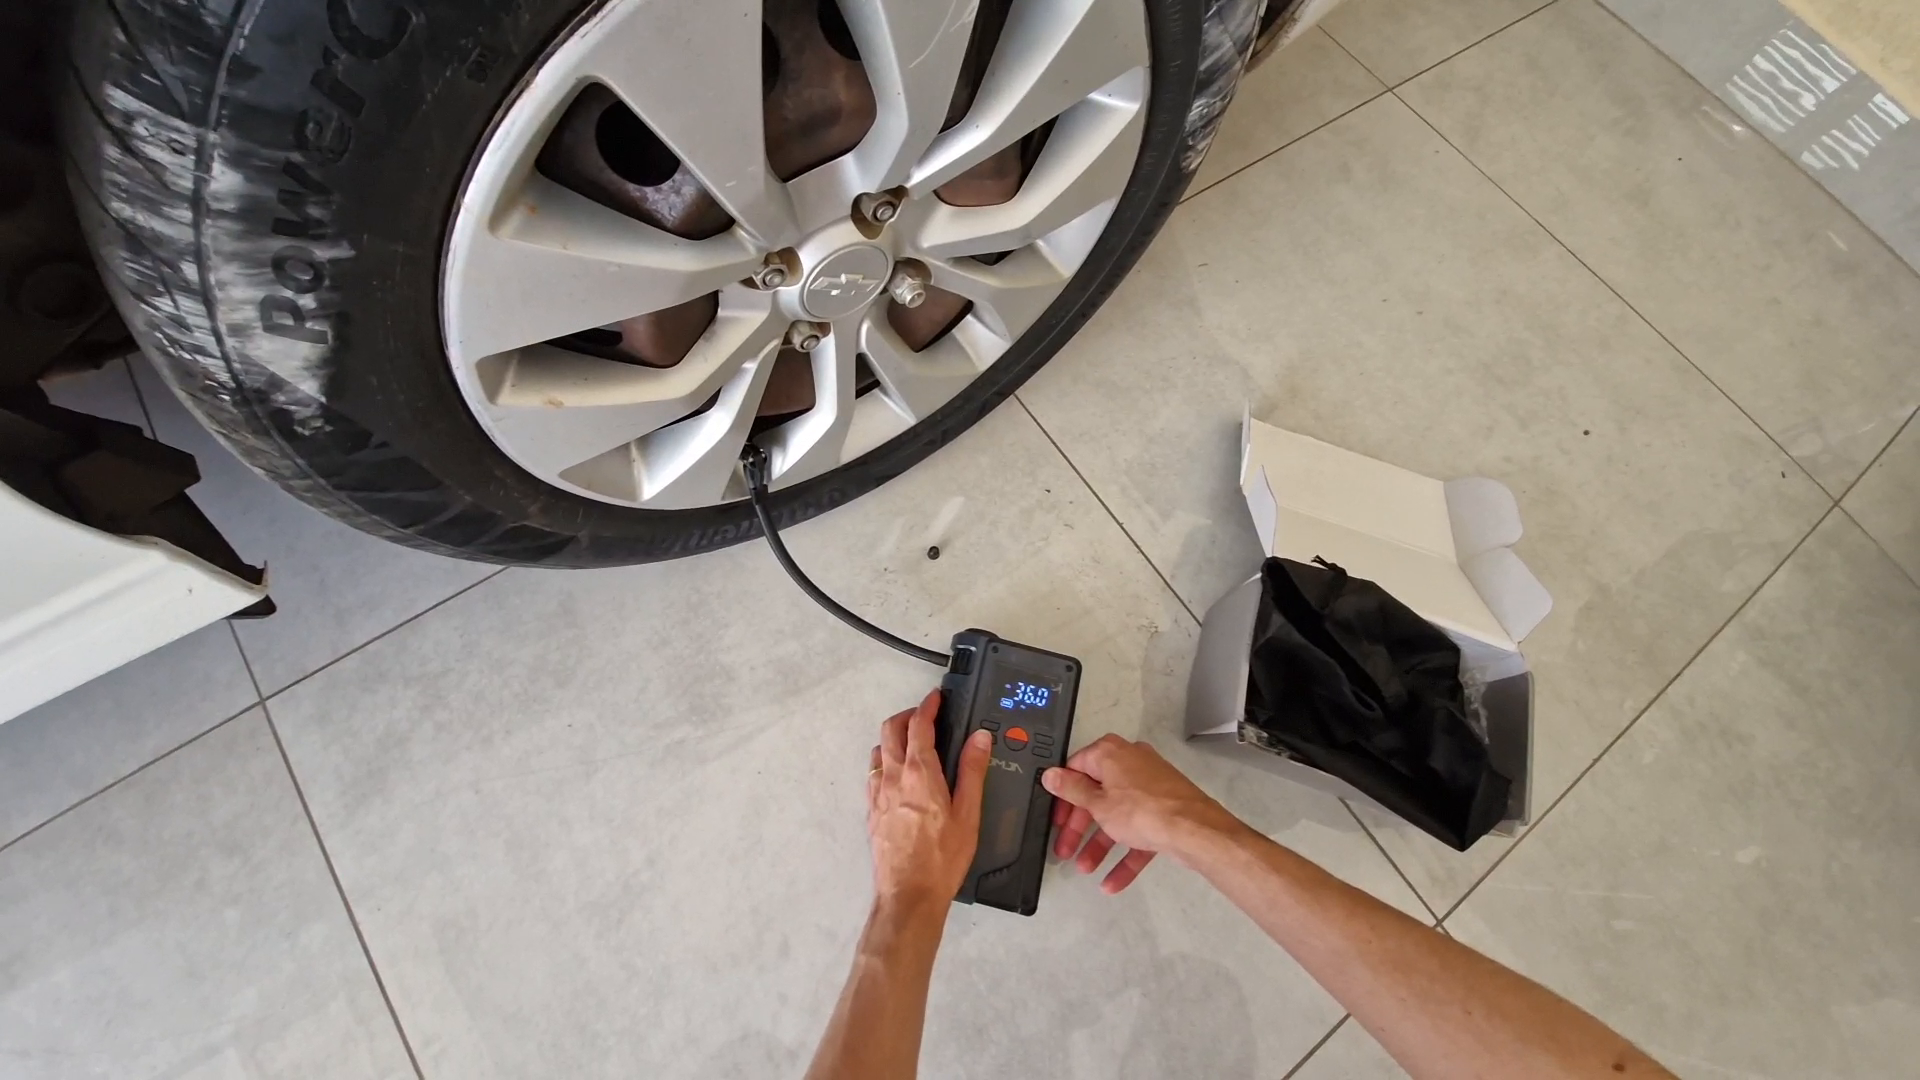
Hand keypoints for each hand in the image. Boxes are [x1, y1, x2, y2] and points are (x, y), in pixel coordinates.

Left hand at [867, 690, 991, 908]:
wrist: (909, 896)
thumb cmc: (942, 859)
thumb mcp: (968, 814)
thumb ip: (972, 771)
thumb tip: (979, 738)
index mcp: (919, 773)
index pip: (919, 725)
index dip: (927, 706)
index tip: (936, 698)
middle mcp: (893, 777)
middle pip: (890, 729)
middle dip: (907, 715)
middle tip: (924, 716)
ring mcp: (878, 794)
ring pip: (879, 750)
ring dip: (894, 738)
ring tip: (912, 742)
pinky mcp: (871, 811)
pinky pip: (873, 773)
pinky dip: (885, 761)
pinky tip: (898, 775)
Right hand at [1043, 734, 1242, 893]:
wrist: (1195, 830)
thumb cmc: (1141, 810)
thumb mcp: (1097, 803)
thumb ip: (1071, 790)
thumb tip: (1049, 774)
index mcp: (1110, 753)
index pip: (1076, 769)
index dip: (1063, 796)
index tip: (1056, 819)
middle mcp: (1130, 763)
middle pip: (1096, 795)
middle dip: (1080, 828)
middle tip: (1065, 850)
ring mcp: (1149, 787)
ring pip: (1117, 815)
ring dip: (1100, 844)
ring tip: (1085, 869)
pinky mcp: (1164, 810)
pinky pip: (1138, 830)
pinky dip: (1125, 853)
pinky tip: (1111, 882)